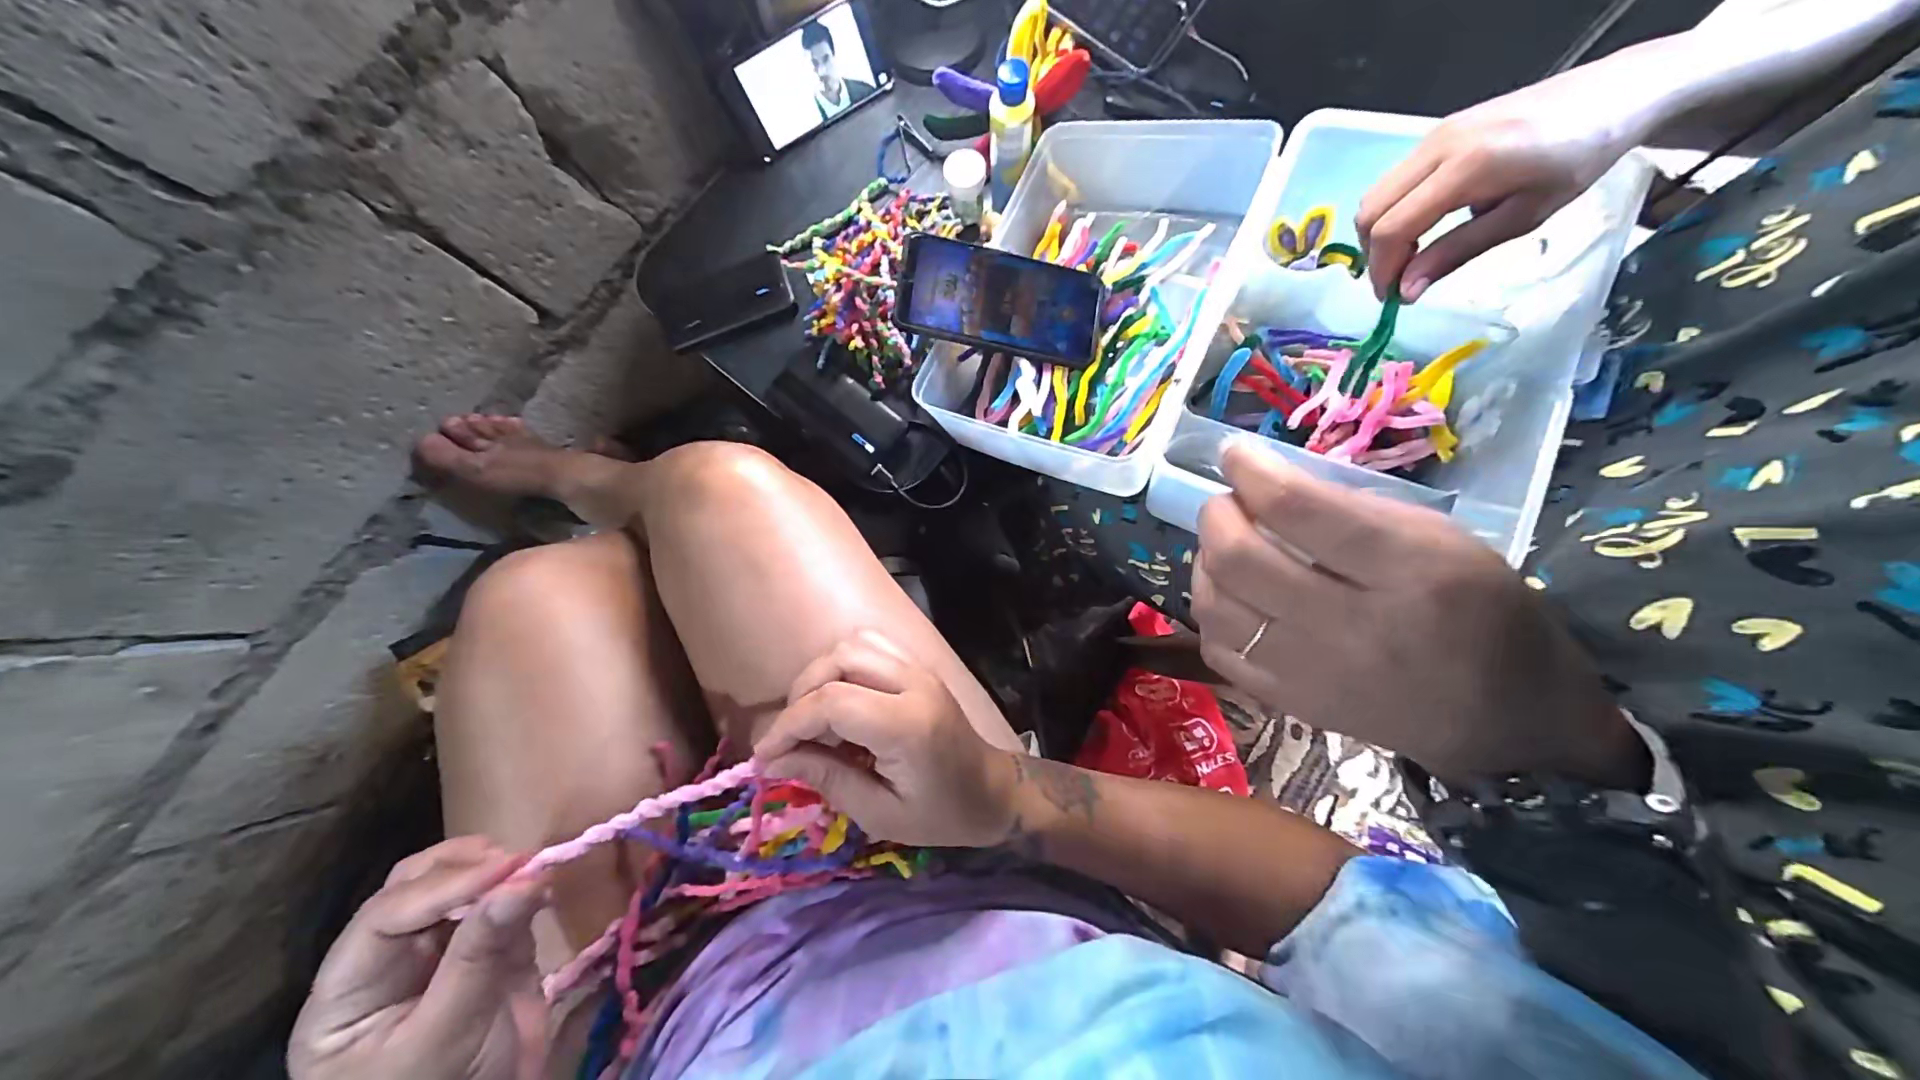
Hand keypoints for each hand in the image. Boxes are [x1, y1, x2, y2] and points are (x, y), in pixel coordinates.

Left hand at [288, 837, 549, 1079]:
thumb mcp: (447, 1037)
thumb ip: (479, 956)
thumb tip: (526, 878)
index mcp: (346, 994)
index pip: (383, 917)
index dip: (443, 886)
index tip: (507, 867)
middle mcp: (388, 962)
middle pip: (412, 888)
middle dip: (464, 865)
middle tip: (517, 859)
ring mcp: (441, 954)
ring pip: (457, 887)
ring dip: (495, 869)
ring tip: (533, 868)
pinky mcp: (490, 952)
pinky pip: (501, 907)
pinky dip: (523, 889)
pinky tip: (543, 886)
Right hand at [754, 630, 1017, 847]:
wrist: (995, 792)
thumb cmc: (943, 814)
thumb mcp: (881, 813)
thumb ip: (828, 779)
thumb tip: (774, 761)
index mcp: (907, 725)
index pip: (832, 701)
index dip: (789, 725)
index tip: (766, 758)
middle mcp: (913, 684)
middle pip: (840, 660)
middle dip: (801, 697)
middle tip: (791, 740)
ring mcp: (919, 669)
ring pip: (853, 645)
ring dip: (821, 676)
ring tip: (813, 719)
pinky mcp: (918, 667)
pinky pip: (871, 646)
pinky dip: (843, 666)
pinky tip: (840, 701)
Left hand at [1192, 442, 1644, 787]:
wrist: (1503, 715)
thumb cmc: (1479, 608)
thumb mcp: (1440, 537)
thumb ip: (1353, 508)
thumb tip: (1269, 487)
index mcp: (1405, 569)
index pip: (1297, 509)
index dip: (1250, 473)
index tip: (1234, 455)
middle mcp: (1350, 626)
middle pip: (1239, 558)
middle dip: (1216, 516)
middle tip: (1227, 503)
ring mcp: (1312, 674)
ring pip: (1215, 605)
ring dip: (1205, 561)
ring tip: (1225, 546)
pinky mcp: (1289, 704)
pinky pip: (1218, 648)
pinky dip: (1211, 610)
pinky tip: (1228, 593)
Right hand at [1356, 63, 1652, 301]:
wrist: (1611, 95)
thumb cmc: (1577, 160)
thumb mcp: (1522, 217)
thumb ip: (1456, 252)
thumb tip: (1406, 291)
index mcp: (1466, 167)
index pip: (1394, 228)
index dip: (1383, 269)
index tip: (1393, 298)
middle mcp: (1437, 146)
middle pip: (1370, 212)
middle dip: (1374, 254)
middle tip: (1397, 280)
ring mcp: (1431, 136)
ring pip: (1374, 198)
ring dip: (1380, 234)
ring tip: (1408, 257)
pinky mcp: (1434, 135)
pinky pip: (1392, 183)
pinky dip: (1392, 213)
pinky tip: (1418, 228)